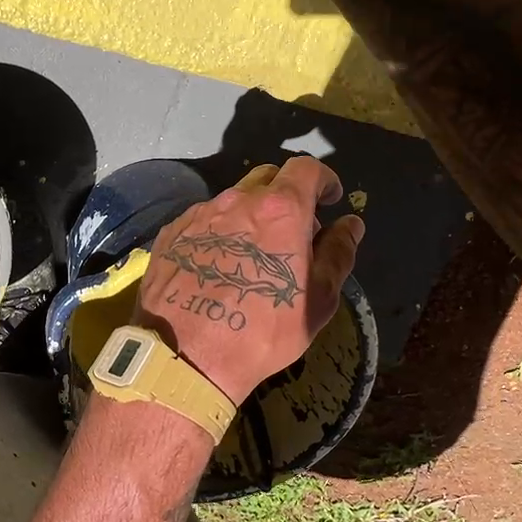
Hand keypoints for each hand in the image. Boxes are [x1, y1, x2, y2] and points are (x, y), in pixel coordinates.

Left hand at [134, 156, 365, 404]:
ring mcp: (198, 214)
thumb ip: (337, 253)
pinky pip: (204, 220)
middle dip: (286, 195)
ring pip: (232, 200)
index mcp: (279, 209)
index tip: (329, 199)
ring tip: (253, 254)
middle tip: (293, 231)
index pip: (306, 168)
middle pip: (267, 179)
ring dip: (250, 215)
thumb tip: (350, 224)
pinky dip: (220, 232)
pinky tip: (219, 265)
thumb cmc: (263, 331)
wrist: (185, 353)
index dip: (323, 179)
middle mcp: (236, 200)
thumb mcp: (318, 299)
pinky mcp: (171, 232)